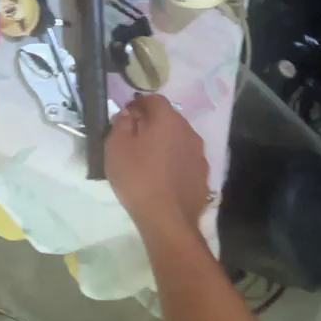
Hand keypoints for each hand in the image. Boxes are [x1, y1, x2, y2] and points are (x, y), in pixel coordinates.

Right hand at [106, 94, 213, 241]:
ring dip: (165, 141)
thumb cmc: (138, 178)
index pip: (154, 99)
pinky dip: (175, 160)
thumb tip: (128, 114)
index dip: (139, 103)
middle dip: (152, 121)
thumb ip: (121, 124)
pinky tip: (163, 175)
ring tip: (148, 157)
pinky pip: (186, 159)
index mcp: (168, 120)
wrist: (168, 221)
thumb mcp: (116, 147)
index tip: (126, 116)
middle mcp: (189, 132)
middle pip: (169, 117)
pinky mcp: (203, 177)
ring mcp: (200, 155)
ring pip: (179, 139)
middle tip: (134, 135)